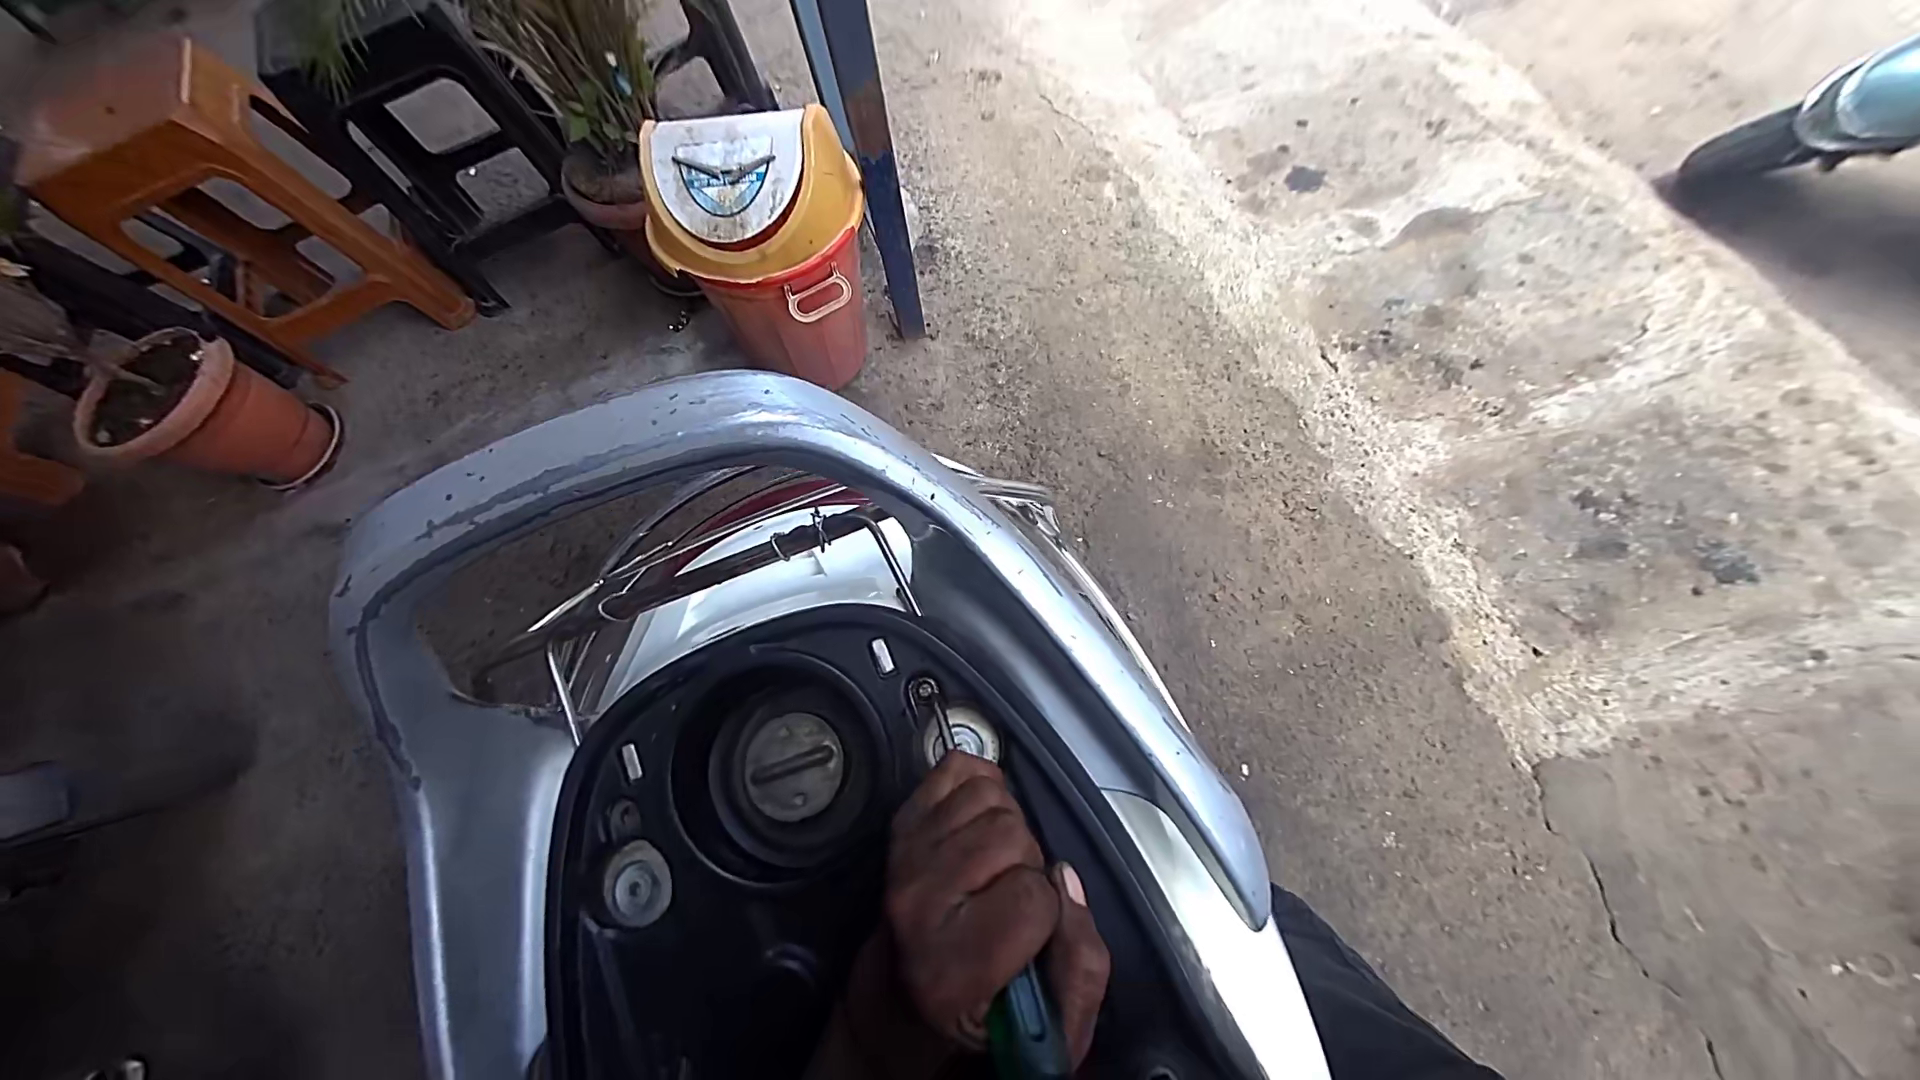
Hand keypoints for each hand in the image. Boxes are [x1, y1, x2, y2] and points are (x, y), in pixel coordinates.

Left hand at [884, 752, 1110, 1065]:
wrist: (904, 985)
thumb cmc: (983, 1004)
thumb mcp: (1050, 1028)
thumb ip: (1082, 966)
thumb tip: (1065, 878)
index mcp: (953, 967)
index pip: (1031, 898)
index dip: (1049, 910)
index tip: (1035, 929)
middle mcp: (918, 904)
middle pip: (1010, 835)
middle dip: (1028, 860)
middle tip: (1014, 890)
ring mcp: (906, 855)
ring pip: (989, 794)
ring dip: (1008, 821)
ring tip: (998, 859)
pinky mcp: (902, 820)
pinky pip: (960, 766)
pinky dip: (983, 781)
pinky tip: (983, 820)